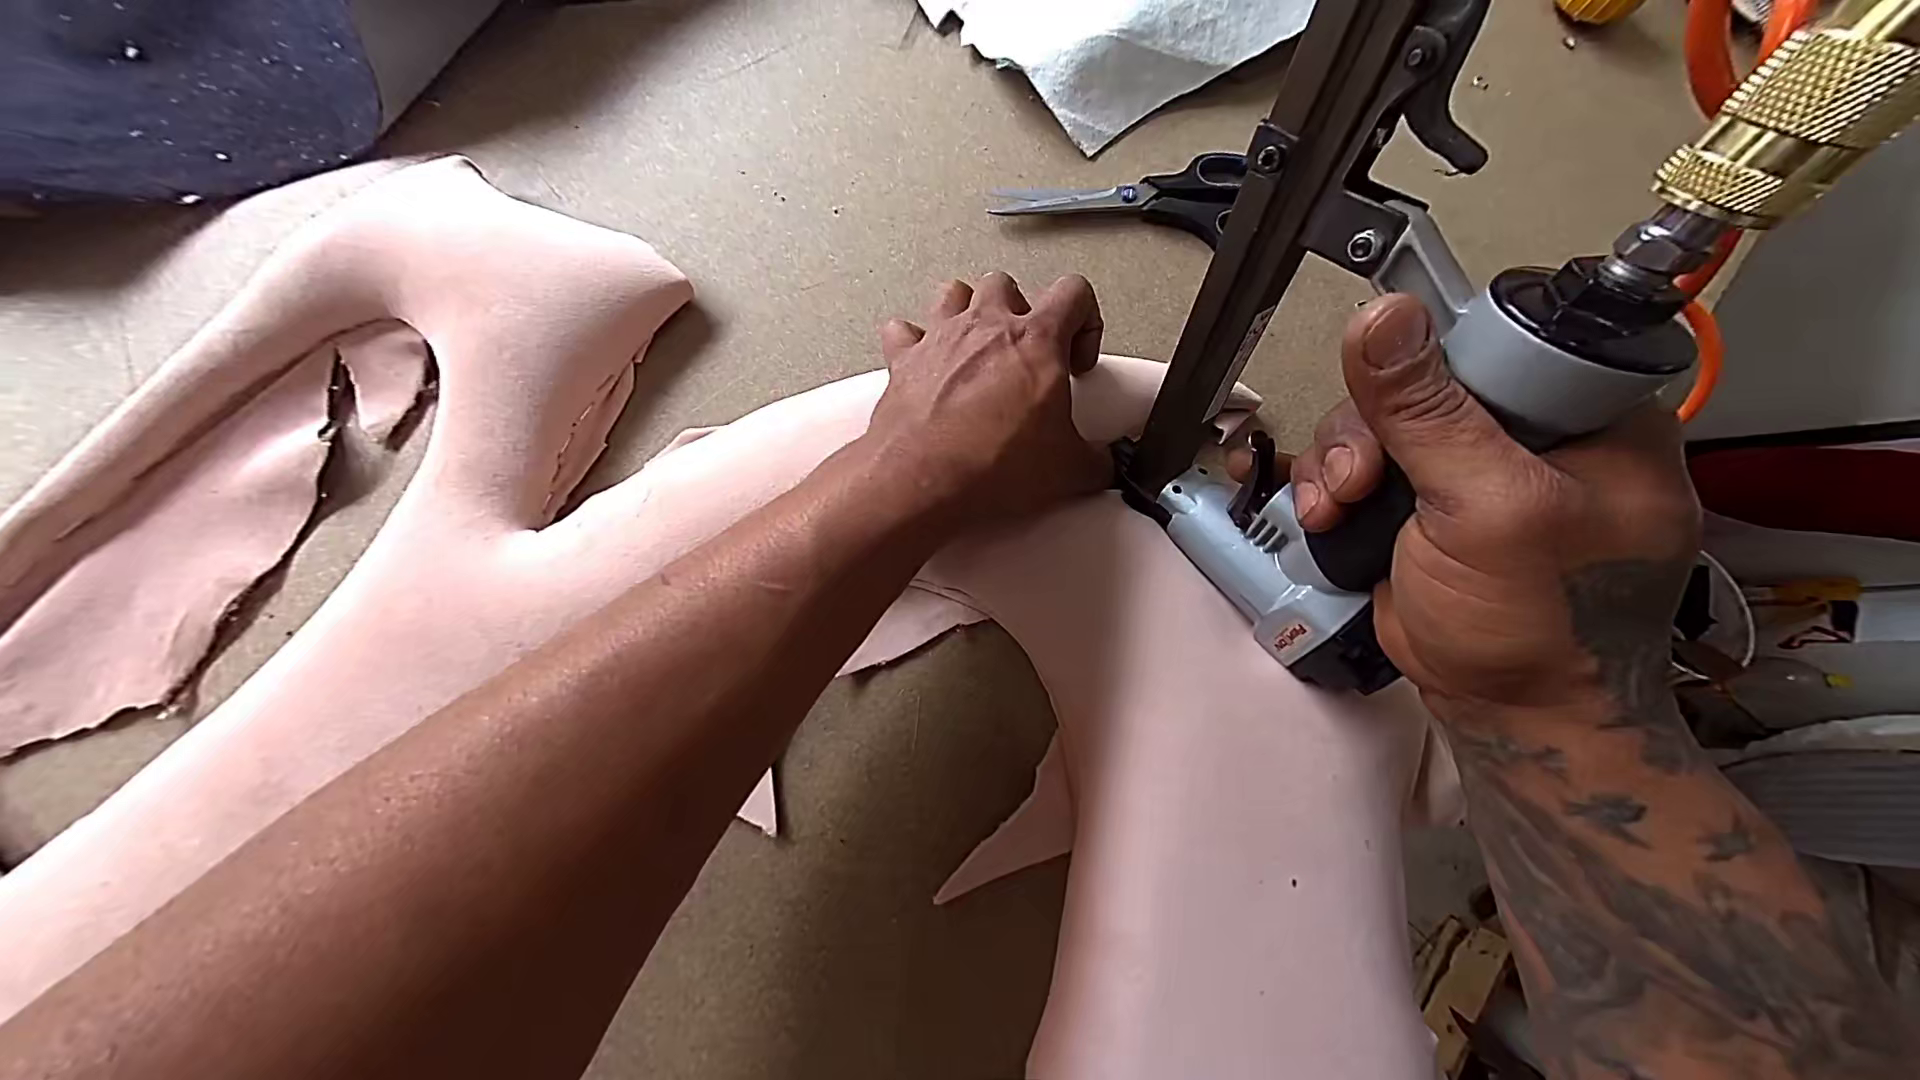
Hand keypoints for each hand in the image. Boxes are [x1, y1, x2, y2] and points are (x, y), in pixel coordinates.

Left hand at [863, 272, 1110, 525]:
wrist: (925, 481)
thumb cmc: (988, 464)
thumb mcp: (1069, 471)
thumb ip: (1096, 460)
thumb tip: (1101, 465)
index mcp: (1036, 340)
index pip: (1074, 292)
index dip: (1085, 321)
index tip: (1076, 360)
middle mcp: (985, 327)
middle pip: (1007, 285)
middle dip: (1020, 312)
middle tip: (1027, 353)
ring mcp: (940, 339)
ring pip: (954, 292)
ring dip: (968, 311)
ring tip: (979, 345)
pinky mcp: (904, 362)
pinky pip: (902, 331)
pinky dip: (913, 342)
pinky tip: (925, 363)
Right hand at [1289, 294, 1700, 711]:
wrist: (1500, 704)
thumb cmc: (1535, 620)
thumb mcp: (1490, 509)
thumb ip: (1431, 415)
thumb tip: (1382, 317)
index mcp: (1578, 417)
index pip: (1490, 346)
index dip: (1427, 367)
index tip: (1389, 409)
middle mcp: (1512, 436)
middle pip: (1407, 391)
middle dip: (1362, 437)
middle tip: (1356, 486)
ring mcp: (1451, 474)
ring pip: (1365, 432)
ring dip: (1330, 470)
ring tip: (1329, 516)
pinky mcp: (1404, 506)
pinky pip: (1346, 470)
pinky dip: (1314, 482)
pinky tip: (1296, 498)